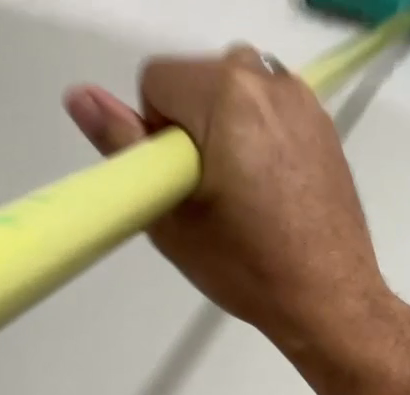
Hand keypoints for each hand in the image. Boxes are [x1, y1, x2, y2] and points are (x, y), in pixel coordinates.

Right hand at [65, 46, 388, 350]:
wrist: (330, 300)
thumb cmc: (249, 267)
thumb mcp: (172, 216)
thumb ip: (124, 147)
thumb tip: (80, 97)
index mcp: (227, 93)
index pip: (155, 81)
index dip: (156, 135)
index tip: (182, 184)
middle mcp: (271, 82)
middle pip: (198, 82)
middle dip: (191, 127)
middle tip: (212, 196)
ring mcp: (305, 103)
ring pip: (236, 96)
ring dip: (225, 131)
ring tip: (242, 198)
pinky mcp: (325, 129)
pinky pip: (272, 115)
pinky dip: (260, 139)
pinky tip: (271, 193)